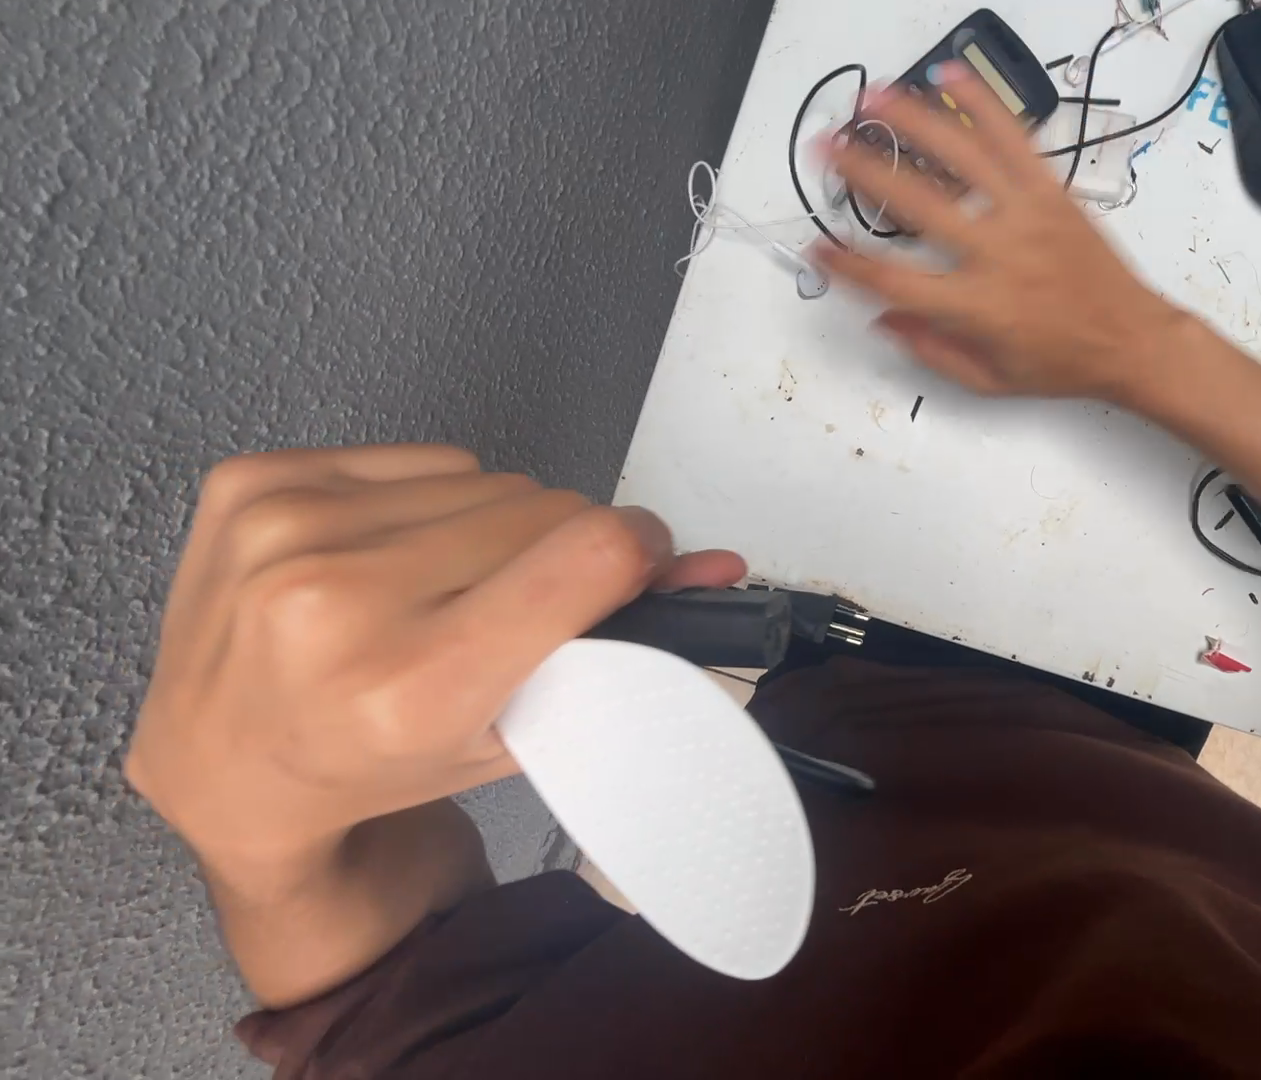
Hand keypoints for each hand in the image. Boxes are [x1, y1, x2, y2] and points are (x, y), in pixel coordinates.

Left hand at [126, 445, 744, 892]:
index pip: (594, 552)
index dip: (642, 546)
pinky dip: (440, 501)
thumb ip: (636, 639)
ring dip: (503, 526)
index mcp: (419, 684)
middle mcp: (339, 603)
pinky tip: (402, 554)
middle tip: (523, 602)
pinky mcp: (253, 482)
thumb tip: (721, 563)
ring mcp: (286, 532)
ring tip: (453, 584)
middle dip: (567, 546)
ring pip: (496, 481)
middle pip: (553, 508)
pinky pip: (430, 460)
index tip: (638, 564)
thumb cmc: (391, 763)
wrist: (223, 769)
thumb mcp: (528, 724)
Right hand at [814, 65, 1195, 405]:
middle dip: (861, 172)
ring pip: (960, 156)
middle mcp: (996, 255)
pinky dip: (983, 105)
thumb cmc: (1065, 363)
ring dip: (912, 121)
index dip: (847, 264)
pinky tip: (953, 77)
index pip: (892, 280)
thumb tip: (886, 320)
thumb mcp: (991, 380)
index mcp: (976, 307)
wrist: (1130, 341)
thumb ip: (933, 351)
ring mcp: (1026, 217)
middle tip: (827, 150)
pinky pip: (1014, 140)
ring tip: (874, 99)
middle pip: (914, 202)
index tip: (819, 248)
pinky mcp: (1052, 194)